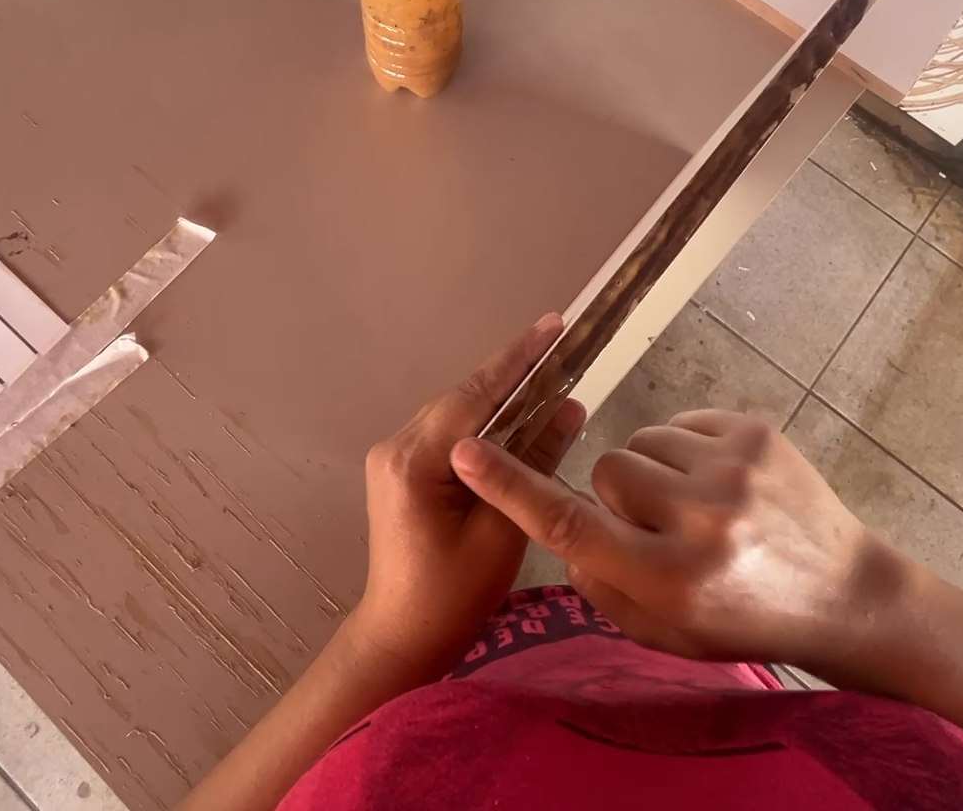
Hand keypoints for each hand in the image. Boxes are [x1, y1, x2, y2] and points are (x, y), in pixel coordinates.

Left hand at [348, 313, 586, 681]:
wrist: (403, 636)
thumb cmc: (454, 595)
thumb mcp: (504, 530)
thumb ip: (533, 463)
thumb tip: (569, 406)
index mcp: (415, 460)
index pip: (474, 393)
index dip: (518, 357)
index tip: (554, 325)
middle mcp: (395, 445)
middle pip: (464, 396)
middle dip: (513, 372)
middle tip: (561, 346)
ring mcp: (393, 454)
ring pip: (456, 410)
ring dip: (499, 394)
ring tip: (546, 371)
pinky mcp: (400, 466)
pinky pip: (448, 429)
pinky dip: (483, 418)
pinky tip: (514, 413)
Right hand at [450, 409, 908, 673]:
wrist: (845, 595)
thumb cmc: (746, 622)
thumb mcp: (664, 632)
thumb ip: (601, 583)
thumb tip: (567, 529)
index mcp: (672, 579)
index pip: (569, 526)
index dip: (511, 487)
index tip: (468, 452)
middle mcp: (701, 519)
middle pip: (607, 469)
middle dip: (620, 495)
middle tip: (662, 526)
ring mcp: (733, 467)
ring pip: (642, 442)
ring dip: (656, 472)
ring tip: (700, 507)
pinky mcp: (755, 432)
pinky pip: (680, 423)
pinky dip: (687, 451)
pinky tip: (722, 484)